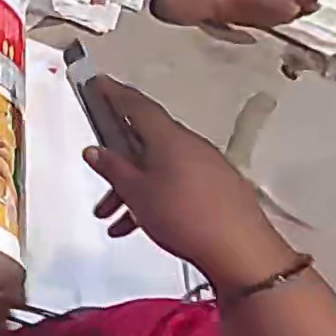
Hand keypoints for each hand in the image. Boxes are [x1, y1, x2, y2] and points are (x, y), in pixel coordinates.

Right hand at [81, 77, 300, 289]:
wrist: (241, 253)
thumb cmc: (184, 216)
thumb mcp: (136, 192)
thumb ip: (112, 168)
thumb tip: (94, 150)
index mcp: (168, 139)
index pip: (137, 106)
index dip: (115, 93)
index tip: (99, 82)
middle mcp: (189, 145)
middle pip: (144, 141)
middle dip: (117, 158)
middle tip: (97, 166)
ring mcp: (205, 166)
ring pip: (156, 167)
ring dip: (131, 187)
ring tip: (110, 215)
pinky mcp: (216, 188)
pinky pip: (174, 183)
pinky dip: (152, 197)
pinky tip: (136, 225)